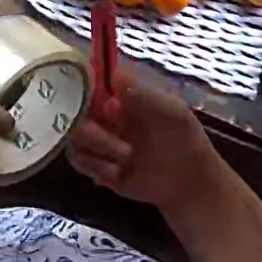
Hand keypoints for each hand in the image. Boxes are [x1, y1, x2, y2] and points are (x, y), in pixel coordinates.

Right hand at [67, 71, 230, 211]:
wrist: (188, 183)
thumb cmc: (184, 140)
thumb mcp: (171, 111)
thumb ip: (143, 93)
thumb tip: (113, 78)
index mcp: (122, 94)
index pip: (91, 81)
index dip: (89, 90)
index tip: (106, 107)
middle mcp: (105, 112)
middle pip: (75, 110)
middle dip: (94, 129)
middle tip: (122, 143)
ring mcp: (98, 137)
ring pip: (73, 135)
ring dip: (99, 147)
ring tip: (127, 156)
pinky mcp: (93, 163)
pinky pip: (78, 159)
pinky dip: (96, 165)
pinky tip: (117, 171)